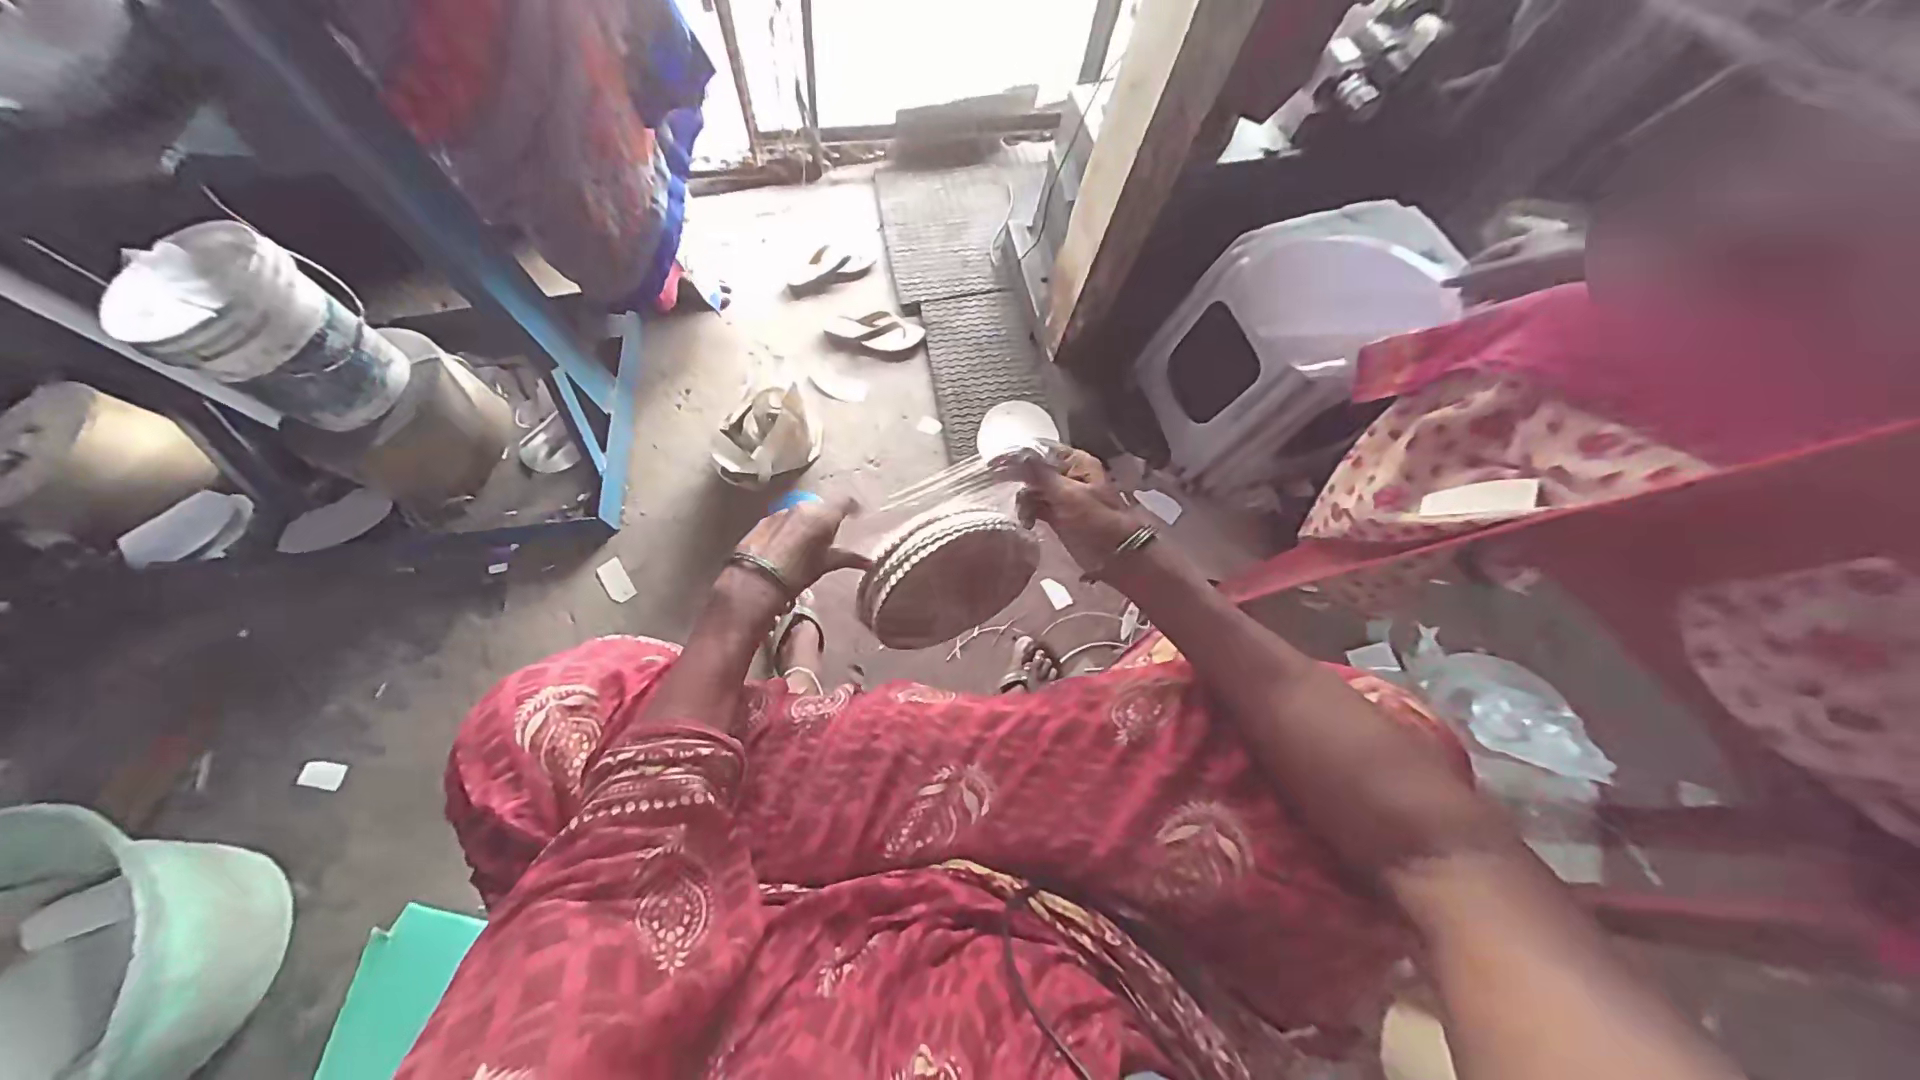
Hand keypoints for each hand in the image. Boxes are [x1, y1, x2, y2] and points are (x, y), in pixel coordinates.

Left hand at [732, 493, 870, 599]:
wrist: (757, 577)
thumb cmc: (798, 572)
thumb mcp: (826, 564)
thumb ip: (849, 558)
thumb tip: (869, 562)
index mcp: (824, 515)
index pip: (845, 502)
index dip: (852, 507)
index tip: (855, 514)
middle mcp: (804, 507)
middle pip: (822, 507)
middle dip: (827, 518)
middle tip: (829, 535)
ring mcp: (782, 511)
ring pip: (802, 512)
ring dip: (807, 522)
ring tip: (806, 541)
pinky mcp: (765, 519)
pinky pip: (784, 518)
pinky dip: (790, 527)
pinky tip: (786, 544)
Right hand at [1016, 448, 1146, 574]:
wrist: (1115, 556)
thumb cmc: (1096, 521)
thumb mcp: (1069, 494)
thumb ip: (1041, 474)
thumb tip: (1017, 454)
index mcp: (1077, 463)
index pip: (1044, 451)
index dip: (1022, 456)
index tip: (999, 464)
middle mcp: (1068, 475)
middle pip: (1036, 470)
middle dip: (1021, 481)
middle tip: (1004, 490)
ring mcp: (1062, 496)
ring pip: (1033, 490)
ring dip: (1024, 501)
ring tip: (1023, 516)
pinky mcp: (1057, 515)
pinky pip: (1035, 507)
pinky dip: (1028, 513)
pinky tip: (1026, 523)